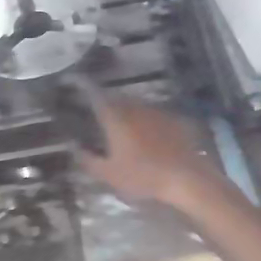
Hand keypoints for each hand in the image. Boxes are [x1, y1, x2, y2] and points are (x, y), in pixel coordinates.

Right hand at [75, 96, 223, 209]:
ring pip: (137, 104)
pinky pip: (155, 114)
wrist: (187, 178)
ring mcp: (157, 112)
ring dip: (127, 109)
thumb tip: (73, 147)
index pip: (95, 95)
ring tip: (123, 122)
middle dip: (106, 100)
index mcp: (116, 118)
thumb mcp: (109, 174)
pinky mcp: (175, 120)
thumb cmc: (143, 176)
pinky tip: (149, 133)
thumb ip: (88, 160)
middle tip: (98, 109)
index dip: (83, 86)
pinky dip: (147, 119)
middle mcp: (135, 108)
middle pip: (116, 97)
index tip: (74, 81)